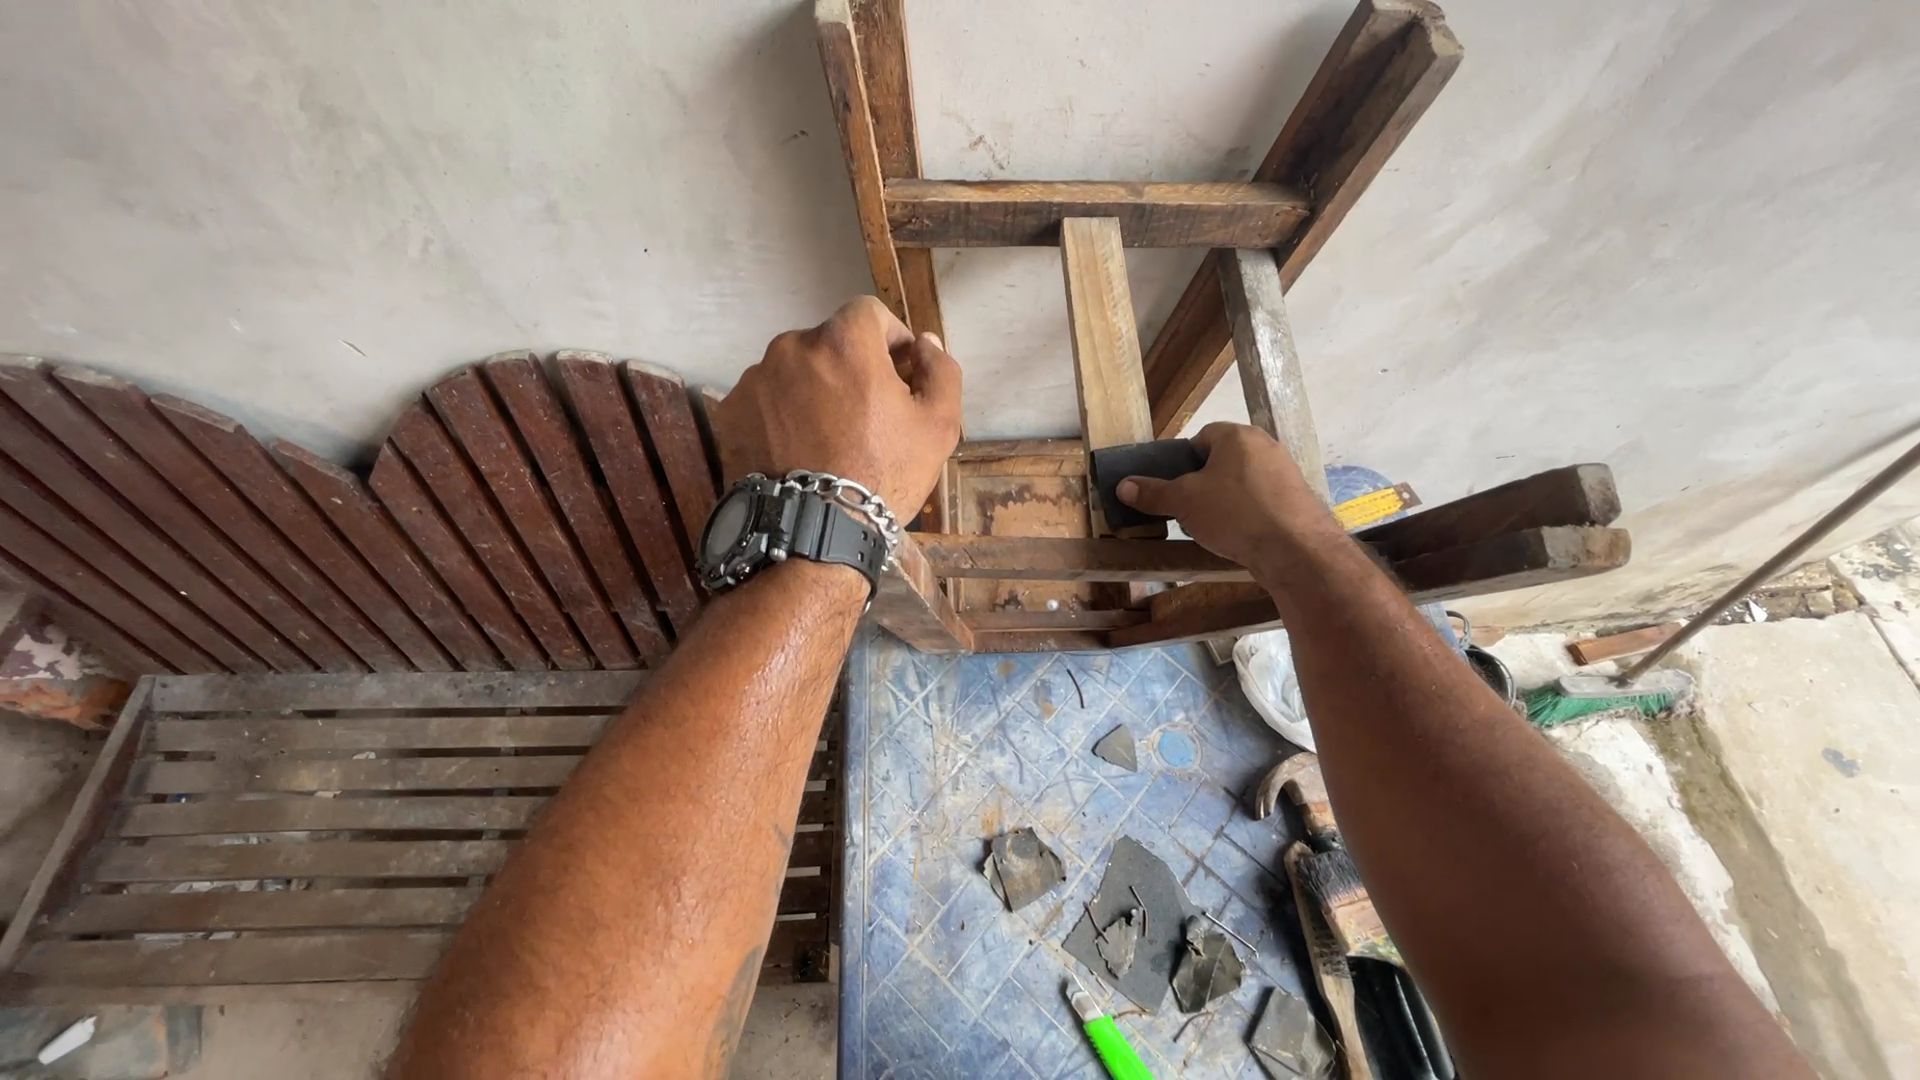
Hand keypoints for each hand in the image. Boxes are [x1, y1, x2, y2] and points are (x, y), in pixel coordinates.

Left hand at [715, 297, 961, 518]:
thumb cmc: (883, 475)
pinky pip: (768, 399)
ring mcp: (756, 378)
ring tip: (829, 437)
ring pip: (796, 371)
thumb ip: (941, 371)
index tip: (899, 375)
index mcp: (844, 341)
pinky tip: (799, 449)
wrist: (812, 532)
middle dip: (852, 368)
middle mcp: (792, 346)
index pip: (869, 313)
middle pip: (830, 343)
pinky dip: (784, 414)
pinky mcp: (731, 410)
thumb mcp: (938, 426)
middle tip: (867, 415)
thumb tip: (925, 343)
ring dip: (815, 389)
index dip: (890, 339)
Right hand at [1116, 422, 1344, 575]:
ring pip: (1245, 480)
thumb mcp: (1184, 502)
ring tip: (1214, 525)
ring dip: (1228, 498)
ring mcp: (1286, 472)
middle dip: (1205, 481)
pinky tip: (1240, 535)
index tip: (1176, 485)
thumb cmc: (1233, 513)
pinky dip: (1250, 512)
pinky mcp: (1298, 498)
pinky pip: (1264, 499)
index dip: (1184, 459)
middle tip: (1190, 507)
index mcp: (1237, 435)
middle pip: (1224, 459)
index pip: (1202, 436)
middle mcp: (1266, 445)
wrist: (1293, 548)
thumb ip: (1153, 493)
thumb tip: (1123, 486)